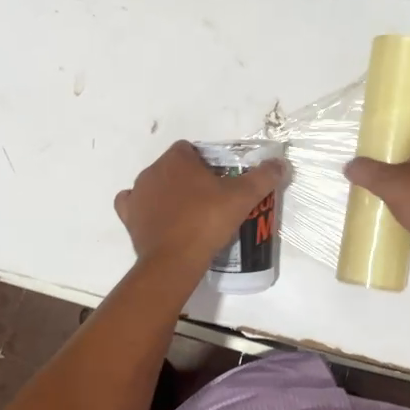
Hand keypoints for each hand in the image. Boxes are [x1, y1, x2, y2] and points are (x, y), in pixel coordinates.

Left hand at [115, 142, 286, 272]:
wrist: (175, 259)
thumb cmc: (208, 220)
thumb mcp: (243, 197)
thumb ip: (263, 177)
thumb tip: (280, 163)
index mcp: (176, 159)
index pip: (190, 149)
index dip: (205, 162)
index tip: (220, 181)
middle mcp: (152, 171)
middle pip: (172, 167)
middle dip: (188, 178)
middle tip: (209, 200)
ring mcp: (137, 193)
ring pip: (154, 185)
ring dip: (168, 194)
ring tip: (189, 215)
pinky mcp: (129, 216)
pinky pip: (134, 204)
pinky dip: (145, 209)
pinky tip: (160, 219)